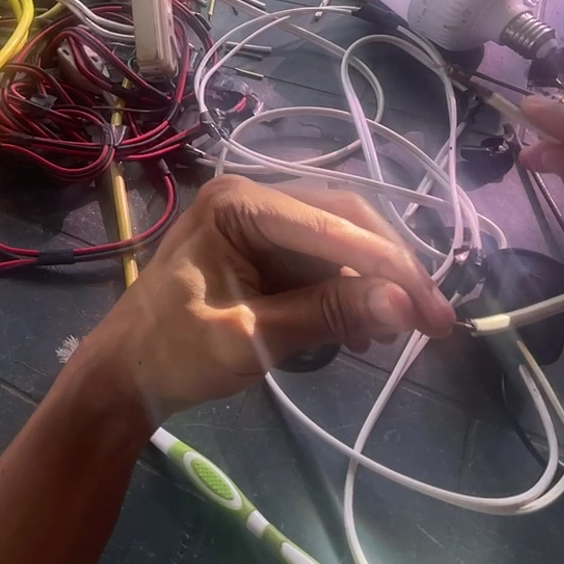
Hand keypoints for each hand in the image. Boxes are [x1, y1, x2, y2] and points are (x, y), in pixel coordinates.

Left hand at [75, 175, 455, 421]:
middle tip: (432, 323)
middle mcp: (249, 195)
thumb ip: (325, 315)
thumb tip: (404, 305)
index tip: (438, 314)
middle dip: (387, 268)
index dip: (390, 266)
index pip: (330, 225)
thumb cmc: (174, 350)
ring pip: (335, 239)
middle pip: (340, 219)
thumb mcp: (250, 338)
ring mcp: (254, 218)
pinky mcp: (259, 245)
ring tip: (391, 334)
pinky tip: (358, 329)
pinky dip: (344, 290)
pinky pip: (317, 259)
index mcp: (237, 203)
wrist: (125, 368)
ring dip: (369, 282)